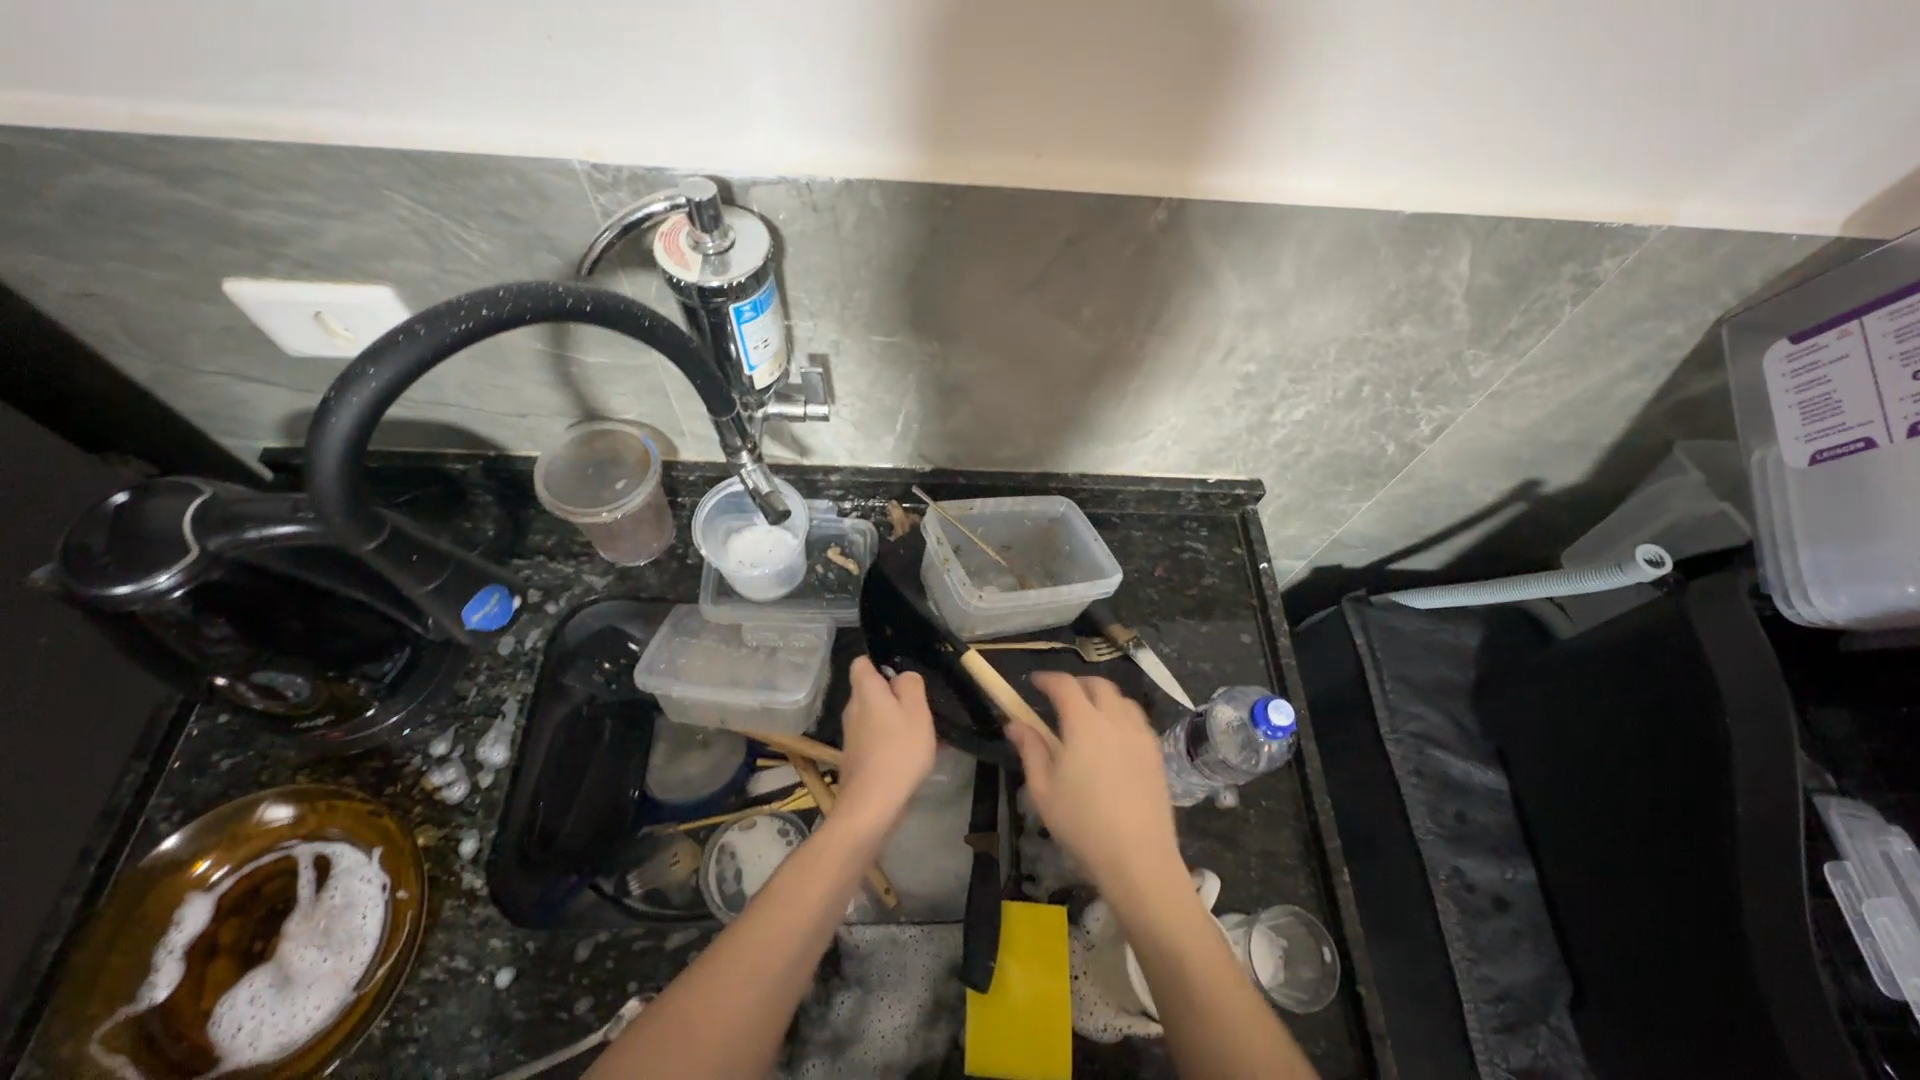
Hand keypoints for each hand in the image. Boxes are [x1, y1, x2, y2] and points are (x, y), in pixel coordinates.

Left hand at [833, 657, 937, 823]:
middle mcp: (852, 709)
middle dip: (893, 695)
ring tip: (923, 732)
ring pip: (875, 717)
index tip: (902, 676)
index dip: (879, 663)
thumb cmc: (899, 750)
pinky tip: (915, 756)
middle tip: (921, 706)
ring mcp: (852, 735)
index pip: (861, 663)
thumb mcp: (916, 710)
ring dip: (895, 721)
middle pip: (870, 691)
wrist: (873, 802)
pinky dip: (892, 742)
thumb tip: (902, 677)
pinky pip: (876, 739)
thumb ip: (911, 685)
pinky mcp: (856, 758)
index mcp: (865, 691)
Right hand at [1007, 674, 1185, 894]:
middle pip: (1098, 685)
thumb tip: (1014, 724)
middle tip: (1059, 697)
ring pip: (1122, 700)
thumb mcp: (1043, 789)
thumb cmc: (1082, 824)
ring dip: (1102, 698)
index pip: (1065, 685)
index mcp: (1084, 724)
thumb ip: (1030, 750)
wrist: (1138, 856)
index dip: (1047, 679)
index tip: (1034, 683)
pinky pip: (1138, 720)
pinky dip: (1121, 716)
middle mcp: (1116, 720)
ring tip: (1088, 715)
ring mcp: (1141, 736)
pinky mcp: (1157, 754)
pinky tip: (1113, 738)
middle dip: (1076, 684)